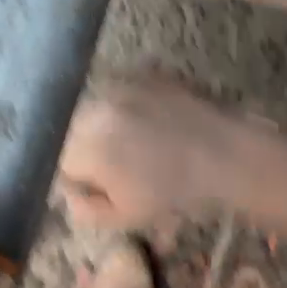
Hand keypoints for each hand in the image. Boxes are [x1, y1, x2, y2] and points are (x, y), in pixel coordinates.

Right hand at [56, 78, 267, 228]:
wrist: (227, 153)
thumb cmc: (176, 191)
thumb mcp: (127, 216)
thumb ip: (86, 209)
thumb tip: (69, 194)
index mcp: (87, 145)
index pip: (59, 160)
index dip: (77, 176)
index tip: (100, 185)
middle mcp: (96, 107)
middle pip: (72, 128)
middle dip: (86, 147)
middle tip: (118, 164)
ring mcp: (120, 83)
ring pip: (95, 106)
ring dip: (105, 122)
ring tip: (138, 141)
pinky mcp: (143, 70)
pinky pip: (121, 87)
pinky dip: (127, 103)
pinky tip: (151, 121)